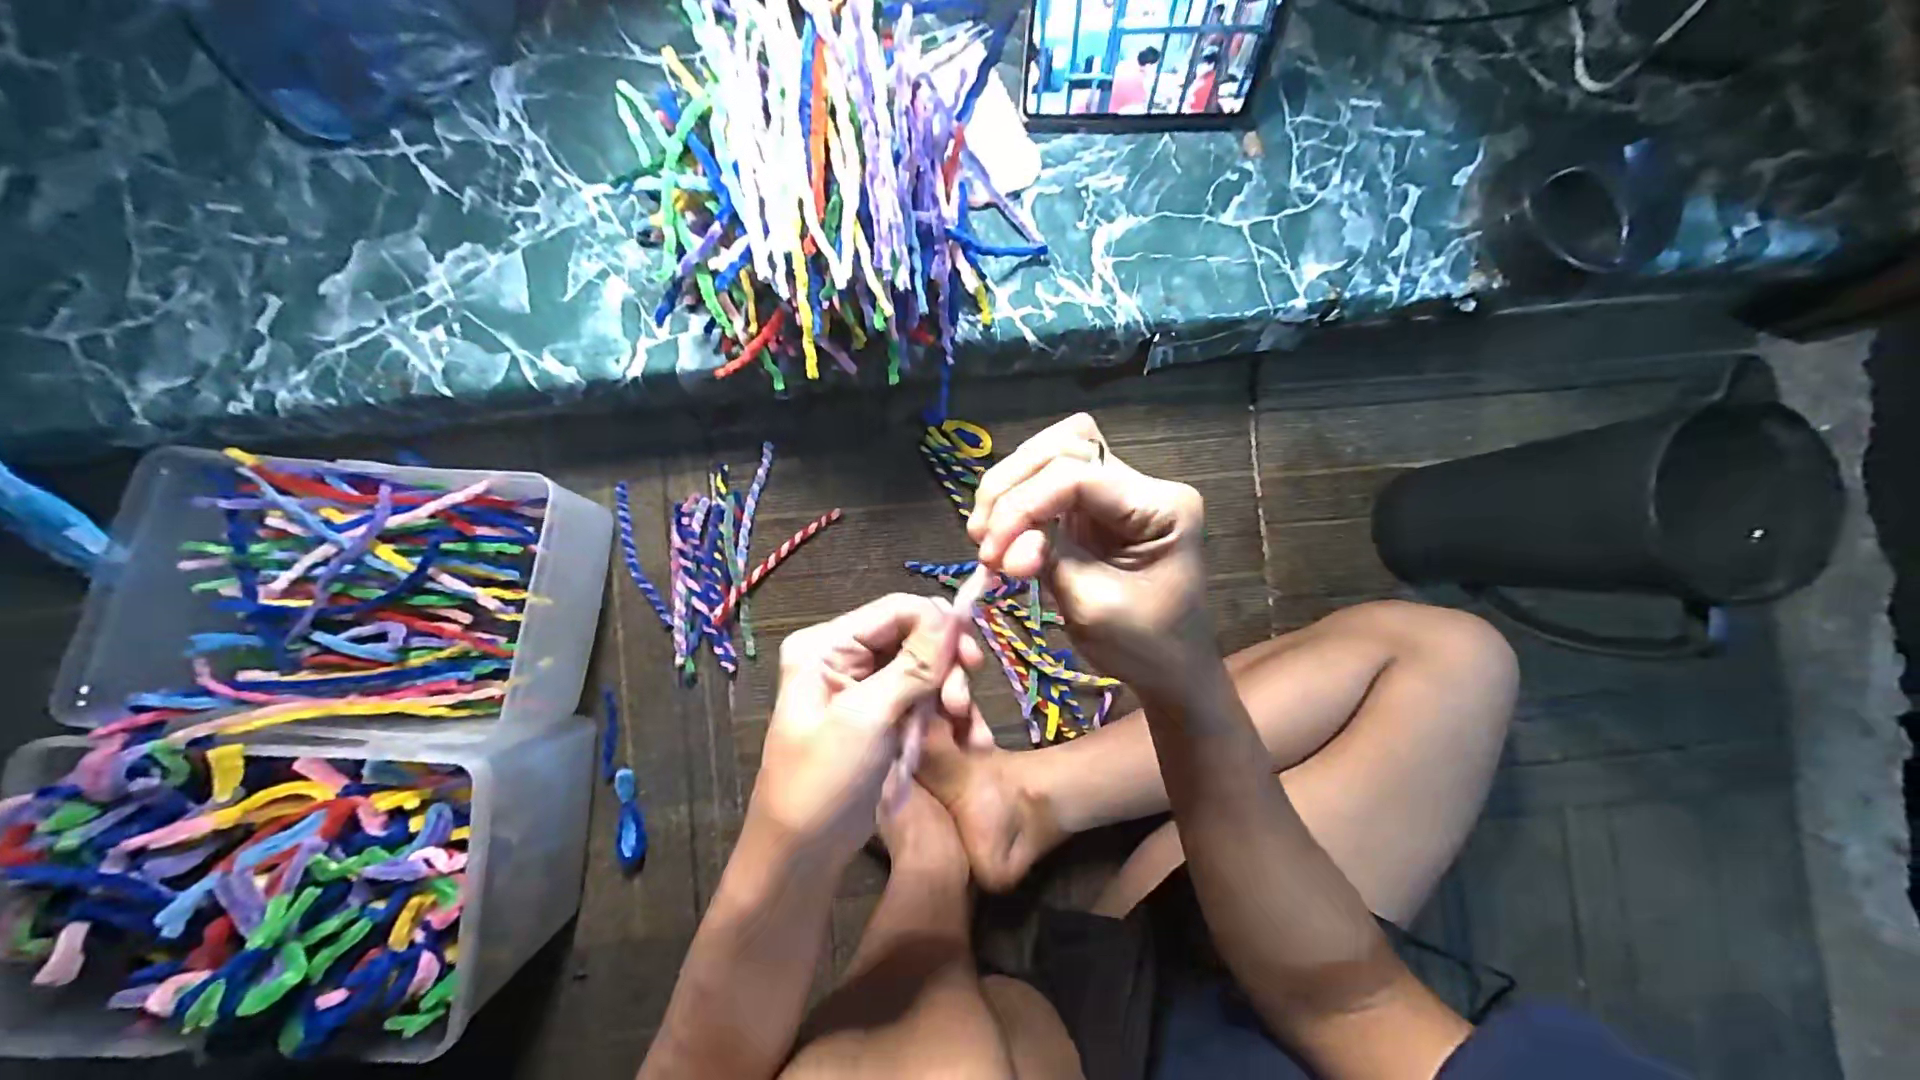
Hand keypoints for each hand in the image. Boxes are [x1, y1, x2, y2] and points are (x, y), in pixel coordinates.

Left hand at [751, 594, 985, 862]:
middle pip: (915, 636)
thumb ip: (912, 665)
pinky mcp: (883, 713)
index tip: (971, 658)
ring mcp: (866, 685)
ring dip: (953, 694)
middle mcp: (845, 655)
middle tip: (962, 702)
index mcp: (826, 645)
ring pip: (927, 667)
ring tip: (967, 730)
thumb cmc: (823, 781)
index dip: (938, 625)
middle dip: (946, 666)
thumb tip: (950, 612)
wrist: (803, 853)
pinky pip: (925, 697)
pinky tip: (967, 739)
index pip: (895, 610)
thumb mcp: (866, 719)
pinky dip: (947, 715)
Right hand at [968, 413, 1209, 695]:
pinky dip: (1016, 505)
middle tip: (984, 540)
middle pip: (1064, 447)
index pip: (1078, 476)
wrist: (1169, 670)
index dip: (1025, 505)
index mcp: (1161, 506)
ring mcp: (1117, 493)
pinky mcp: (1093, 508)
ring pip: (1050, 456)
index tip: (993, 553)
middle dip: (1013, 488)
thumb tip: (1002, 545)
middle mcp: (1142, 486)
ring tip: (987, 539)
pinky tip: (1001, 537)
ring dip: (1009, 491)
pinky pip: (1046, 484)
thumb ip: (1047, 560)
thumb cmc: (1143, 645)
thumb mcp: (1093, 605)